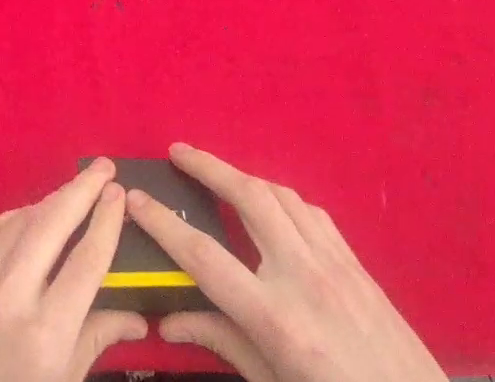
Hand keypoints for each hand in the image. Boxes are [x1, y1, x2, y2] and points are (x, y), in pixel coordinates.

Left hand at [0, 158, 147, 381]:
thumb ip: (95, 341)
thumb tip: (136, 317)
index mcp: (46, 332)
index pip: (86, 261)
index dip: (106, 221)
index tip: (119, 193)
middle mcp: (10, 299)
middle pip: (51, 226)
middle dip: (80, 191)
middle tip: (104, 168)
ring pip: (16, 224)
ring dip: (48, 201)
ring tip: (73, 189)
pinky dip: (8, 218)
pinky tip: (25, 215)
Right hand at [126, 144, 445, 381]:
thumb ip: (224, 343)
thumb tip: (169, 321)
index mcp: (277, 318)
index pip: (205, 256)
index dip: (163, 224)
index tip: (135, 198)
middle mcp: (306, 278)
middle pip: (250, 199)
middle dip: (210, 167)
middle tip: (178, 152)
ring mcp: (337, 266)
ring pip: (284, 197)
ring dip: (244, 175)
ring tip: (216, 172)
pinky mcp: (359, 265)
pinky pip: (314, 214)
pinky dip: (282, 198)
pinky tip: (271, 204)